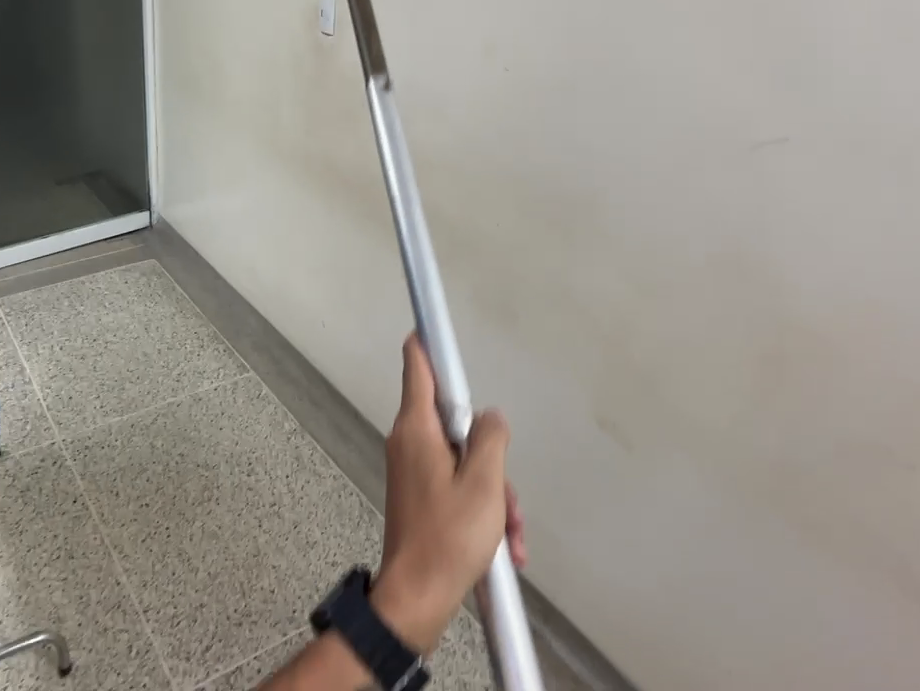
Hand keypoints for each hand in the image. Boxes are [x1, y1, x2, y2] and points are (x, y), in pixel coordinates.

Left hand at [369, 334, 523, 653]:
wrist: (417, 597)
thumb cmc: (448, 538)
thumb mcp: (485, 483)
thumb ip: (491, 439)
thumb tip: (491, 417)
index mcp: (416, 429)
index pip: (417, 368)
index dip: (427, 344)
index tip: (431, 322)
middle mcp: (409, 442)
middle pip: (456, 423)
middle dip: (491, 456)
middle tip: (505, 495)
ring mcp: (413, 469)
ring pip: (464, 461)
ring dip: (494, 493)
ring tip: (509, 533)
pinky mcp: (420, 494)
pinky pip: (458, 486)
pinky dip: (482, 509)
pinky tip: (504, 546)